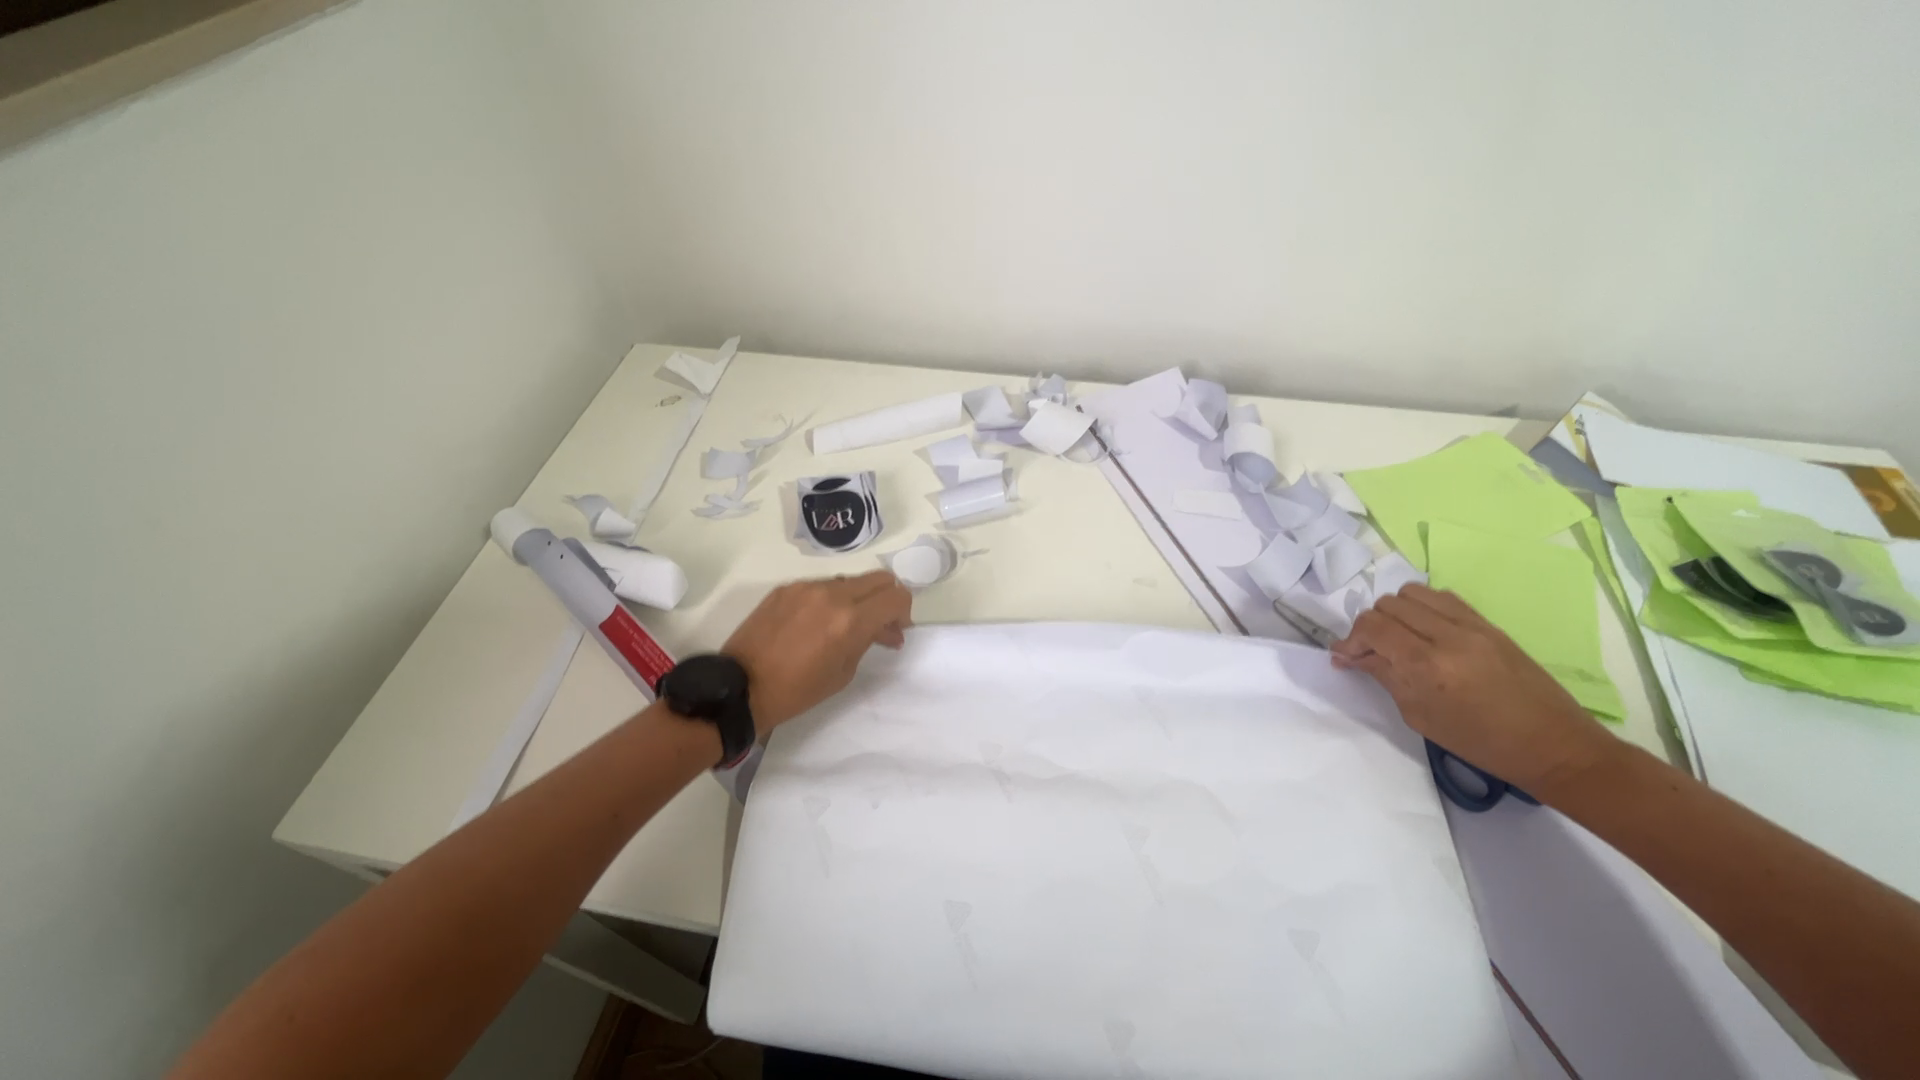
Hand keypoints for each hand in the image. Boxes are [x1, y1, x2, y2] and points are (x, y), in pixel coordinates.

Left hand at [723, 570, 913, 733]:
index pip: (896, 596)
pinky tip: (818, 624)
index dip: (904, 612)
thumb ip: (867, 641)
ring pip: (849, 580)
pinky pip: (821, 586)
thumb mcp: (843, 672)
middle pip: (878, 579)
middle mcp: (831, 594)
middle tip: (881, 625)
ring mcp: (806, 587)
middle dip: (887, 599)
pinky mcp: (786, 588)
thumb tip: (885, 629)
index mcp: (850, 619)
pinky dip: (831, 600)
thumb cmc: (797, 691)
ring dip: (858, 599)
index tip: (896, 630)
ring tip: (846, 626)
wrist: (741, 687)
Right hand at [1330, 584, 1615, 795]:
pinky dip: (1422, 608)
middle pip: (1388, 605)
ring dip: (1395, 612)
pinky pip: (1442, 598)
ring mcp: (1471, 625)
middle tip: (1369, 652)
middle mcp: (1447, 635)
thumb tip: (1355, 656)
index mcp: (1427, 665)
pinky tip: (1424, 632)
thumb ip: (1385, 677)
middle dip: (1370, 626)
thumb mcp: (1420, 716)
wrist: (1550, 743)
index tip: (1344, 657)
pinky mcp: (1488, 623)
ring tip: (1397, 638)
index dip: (1350, 640)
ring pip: (1412, 593)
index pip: (1373, 627)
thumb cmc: (1480, 743)